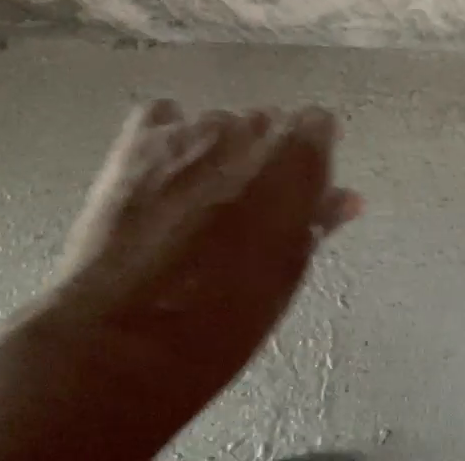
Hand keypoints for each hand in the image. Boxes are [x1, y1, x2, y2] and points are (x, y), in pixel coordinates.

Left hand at [44, 101, 360, 401]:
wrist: (120, 345)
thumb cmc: (221, 322)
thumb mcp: (287, 275)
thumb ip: (317, 221)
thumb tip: (345, 198)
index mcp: (297, 159)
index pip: (318, 124)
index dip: (310, 155)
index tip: (302, 189)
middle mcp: (250, 130)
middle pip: (267, 122)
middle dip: (263, 155)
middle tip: (248, 206)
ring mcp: (191, 132)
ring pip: (218, 124)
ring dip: (217, 152)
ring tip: (196, 201)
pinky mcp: (137, 144)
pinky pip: (163, 119)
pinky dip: (168, 139)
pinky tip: (159, 176)